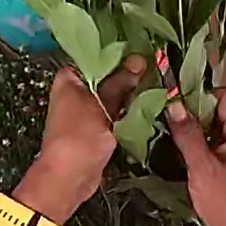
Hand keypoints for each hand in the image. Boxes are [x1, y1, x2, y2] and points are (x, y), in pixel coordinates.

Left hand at [19, 56, 145, 220]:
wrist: (69, 178)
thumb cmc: (79, 137)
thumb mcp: (102, 105)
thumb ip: (120, 82)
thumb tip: (139, 59)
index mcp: (69, 78)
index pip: (96, 55)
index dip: (119, 51)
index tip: (143, 47)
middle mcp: (76, 89)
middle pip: (107, 74)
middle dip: (129, 72)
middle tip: (155, 63)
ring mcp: (87, 108)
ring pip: (113, 93)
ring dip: (131, 91)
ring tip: (157, 78)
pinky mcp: (97, 125)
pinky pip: (115, 110)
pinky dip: (128, 108)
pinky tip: (149, 101)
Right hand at [165, 90, 225, 225]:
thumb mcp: (203, 169)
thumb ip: (188, 135)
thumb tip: (174, 104)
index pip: (224, 96)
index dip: (199, 94)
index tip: (172, 100)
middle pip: (219, 114)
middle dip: (193, 114)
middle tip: (164, 118)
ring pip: (216, 135)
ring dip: (195, 134)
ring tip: (167, 136)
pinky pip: (217, 153)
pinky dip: (201, 152)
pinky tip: (181, 159)